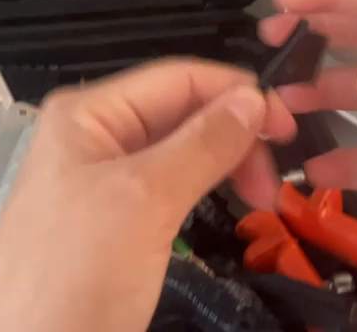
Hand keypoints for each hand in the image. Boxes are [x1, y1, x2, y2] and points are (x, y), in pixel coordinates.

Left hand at [0, 59, 296, 331]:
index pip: (176, 78)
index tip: (285, 121)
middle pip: (180, 112)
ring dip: (223, 163)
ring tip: (258, 198)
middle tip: (272, 178)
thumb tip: (252, 99)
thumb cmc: (70, 277)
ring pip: (179, 150)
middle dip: (232, 134)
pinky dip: (203, 189)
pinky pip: (169, 186)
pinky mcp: (114, 222)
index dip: (233, 91)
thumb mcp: (143, 202)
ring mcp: (103, 180)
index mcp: (89, 113)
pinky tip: (225, 203)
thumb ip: (201, 145)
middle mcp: (95, 136)